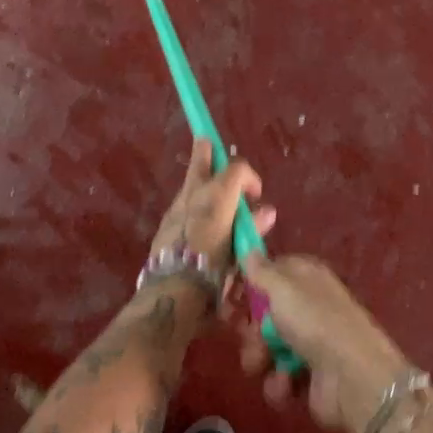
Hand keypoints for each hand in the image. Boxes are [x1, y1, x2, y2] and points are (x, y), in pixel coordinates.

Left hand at [149, 137, 274, 275]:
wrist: (173, 288)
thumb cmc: (214, 267)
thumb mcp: (239, 248)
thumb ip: (252, 226)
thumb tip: (267, 212)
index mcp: (218, 194)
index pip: (237, 167)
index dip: (250, 177)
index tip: (255, 194)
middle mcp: (196, 192)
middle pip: (201, 159)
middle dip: (206, 150)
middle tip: (210, 144)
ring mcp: (177, 204)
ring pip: (190, 181)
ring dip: (201, 179)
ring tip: (211, 186)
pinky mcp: (165, 220)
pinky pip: (183, 201)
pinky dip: (192, 202)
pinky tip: (199, 217)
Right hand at [237, 255, 410, 432]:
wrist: (351, 377)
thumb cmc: (314, 321)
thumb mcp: (282, 288)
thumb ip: (261, 270)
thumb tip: (248, 249)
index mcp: (305, 278)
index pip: (270, 273)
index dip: (249, 284)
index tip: (228, 296)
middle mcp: (307, 307)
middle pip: (264, 314)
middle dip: (251, 329)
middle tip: (247, 336)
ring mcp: (309, 343)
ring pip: (267, 348)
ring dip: (260, 359)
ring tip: (264, 365)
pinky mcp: (308, 377)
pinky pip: (280, 377)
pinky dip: (279, 383)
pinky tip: (286, 384)